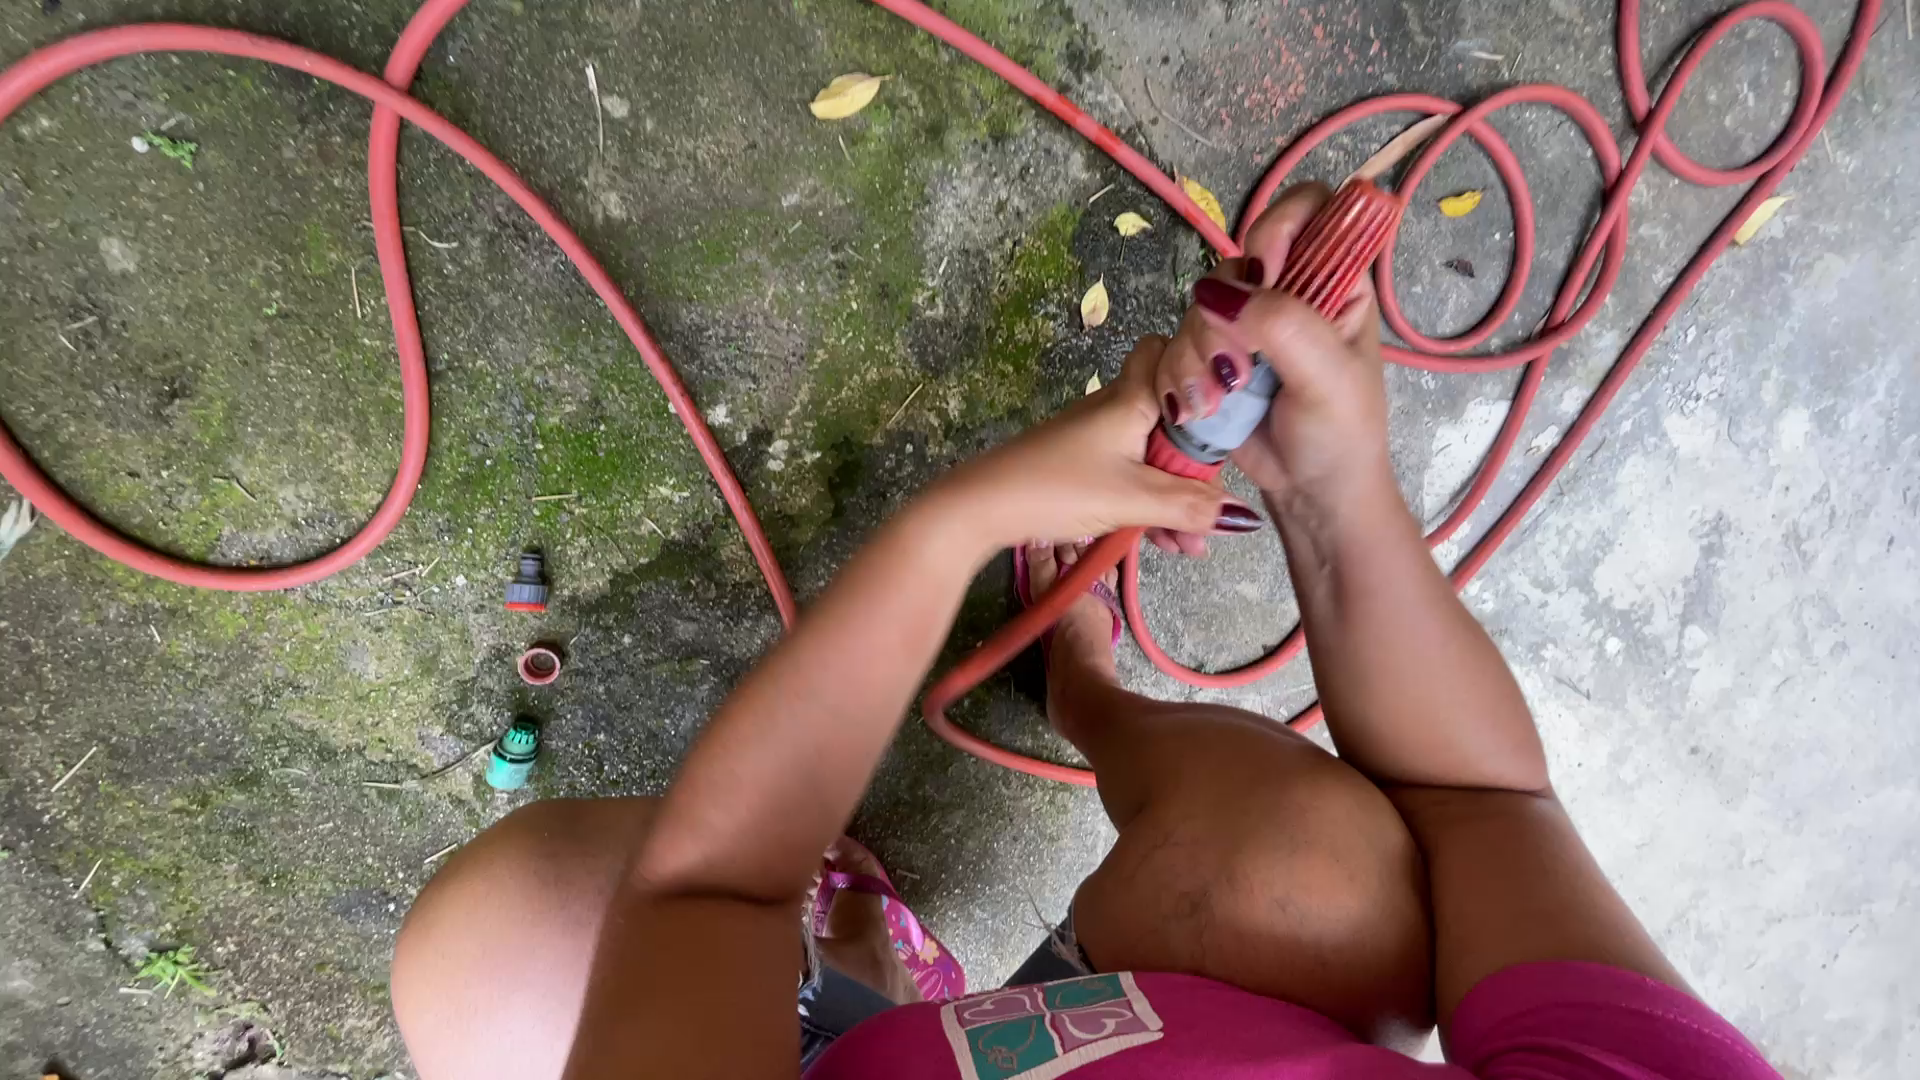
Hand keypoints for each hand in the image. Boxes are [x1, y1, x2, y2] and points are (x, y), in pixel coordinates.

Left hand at [935, 336, 1262, 552]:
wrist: (981, 507)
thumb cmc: (1058, 489)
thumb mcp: (1131, 500)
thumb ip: (1188, 506)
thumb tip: (1241, 516)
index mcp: (1134, 398)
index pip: (1177, 354)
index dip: (1207, 376)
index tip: (1232, 421)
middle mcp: (1118, 407)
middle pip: (1174, 417)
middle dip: (1199, 466)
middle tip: (1212, 512)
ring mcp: (1099, 436)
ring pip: (1154, 454)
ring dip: (1176, 496)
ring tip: (1190, 547)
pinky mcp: (1084, 463)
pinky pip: (1132, 475)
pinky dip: (1150, 503)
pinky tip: (1165, 543)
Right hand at [1144, 184, 1394, 554]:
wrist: (1309, 492)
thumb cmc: (1338, 434)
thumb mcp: (1327, 377)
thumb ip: (1283, 325)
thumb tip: (1219, 292)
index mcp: (1334, 282)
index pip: (1306, 210)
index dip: (1277, 230)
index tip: (1264, 277)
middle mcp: (1285, 295)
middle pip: (1232, 266)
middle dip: (1222, 319)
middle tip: (1236, 370)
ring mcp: (1243, 329)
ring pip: (1196, 310)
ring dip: (1195, 357)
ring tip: (1216, 402)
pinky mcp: (1211, 362)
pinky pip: (1175, 347)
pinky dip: (1177, 377)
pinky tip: (1197, 410)